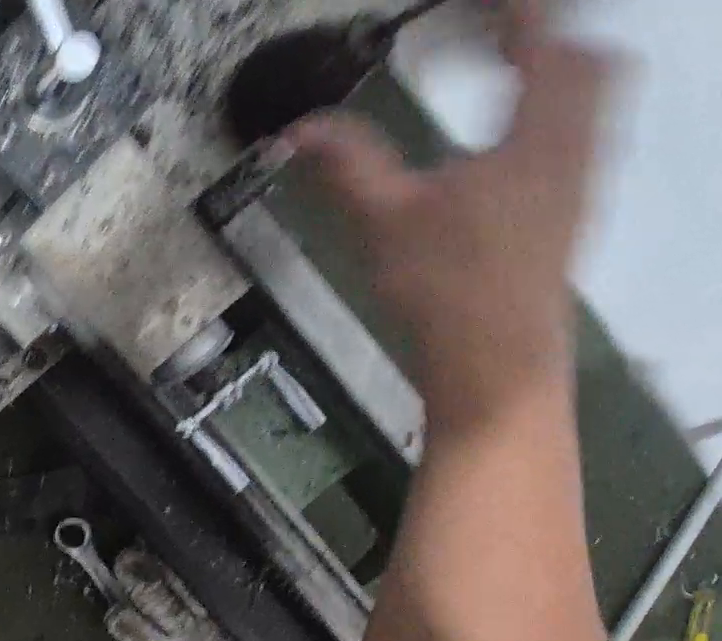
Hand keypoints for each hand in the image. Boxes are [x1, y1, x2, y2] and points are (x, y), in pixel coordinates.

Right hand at [284, 0, 613, 428]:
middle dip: (549, 40)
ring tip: (508, 78)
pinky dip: (555, 115)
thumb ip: (344, 166)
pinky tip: (507, 147)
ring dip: (559, 74)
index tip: (482, 2)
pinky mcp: (572, 211)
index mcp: (537, 134)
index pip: (541, 41)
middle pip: (592, 61)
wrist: (496, 355)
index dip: (514, 11)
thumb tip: (295, 130)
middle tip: (498, 40)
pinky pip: (584, 135)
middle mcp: (577, 144)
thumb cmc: (441, 284)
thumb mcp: (381, 218)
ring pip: (597, 99)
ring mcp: (583, 180)